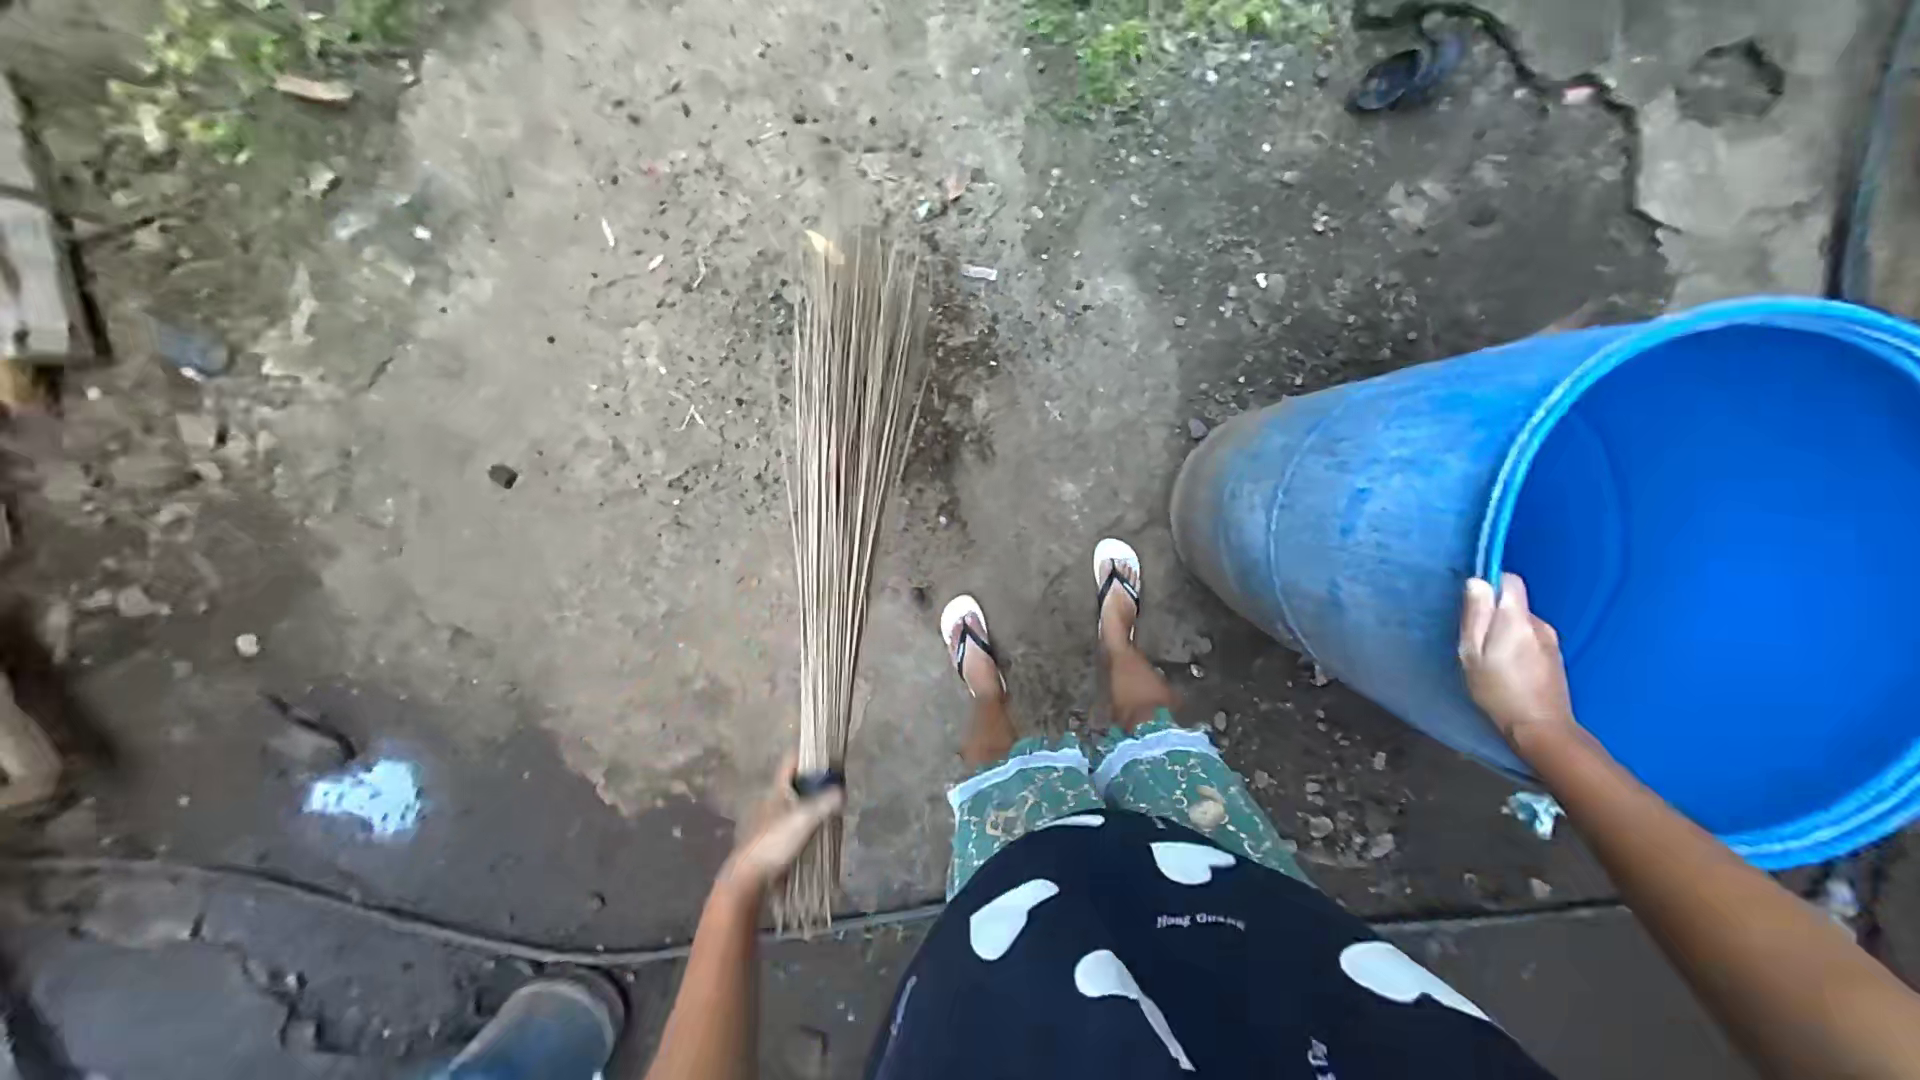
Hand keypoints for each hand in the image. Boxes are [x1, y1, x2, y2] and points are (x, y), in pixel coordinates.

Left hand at [718, 755, 845, 895]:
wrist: (749, 877)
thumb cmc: (775, 841)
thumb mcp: (805, 818)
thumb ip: (826, 802)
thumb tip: (842, 791)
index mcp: (778, 789)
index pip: (792, 761)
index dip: (808, 754)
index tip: (828, 755)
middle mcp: (774, 800)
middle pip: (796, 781)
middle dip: (816, 780)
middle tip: (837, 784)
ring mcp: (772, 820)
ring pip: (796, 802)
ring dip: (813, 802)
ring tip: (833, 806)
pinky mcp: (774, 839)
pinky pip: (795, 822)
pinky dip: (808, 820)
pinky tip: (820, 829)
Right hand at [1458, 573, 1577, 745]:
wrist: (1541, 727)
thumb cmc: (1497, 689)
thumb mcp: (1472, 652)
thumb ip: (1476, 616)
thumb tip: (1477, 581)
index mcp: (1517, 619)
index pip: (1510, 580)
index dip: (1489, 583)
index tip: (1471, 601)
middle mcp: (1539, 624)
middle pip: (1513, 602)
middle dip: (1491, 612)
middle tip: (1473, 638)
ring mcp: (1550, 640)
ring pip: (1520, 620)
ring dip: (1502, 630)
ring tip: (1487, 655)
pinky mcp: (1554, 655)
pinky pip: (1528, 636)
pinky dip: (1514, 642)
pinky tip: (1505, 665)